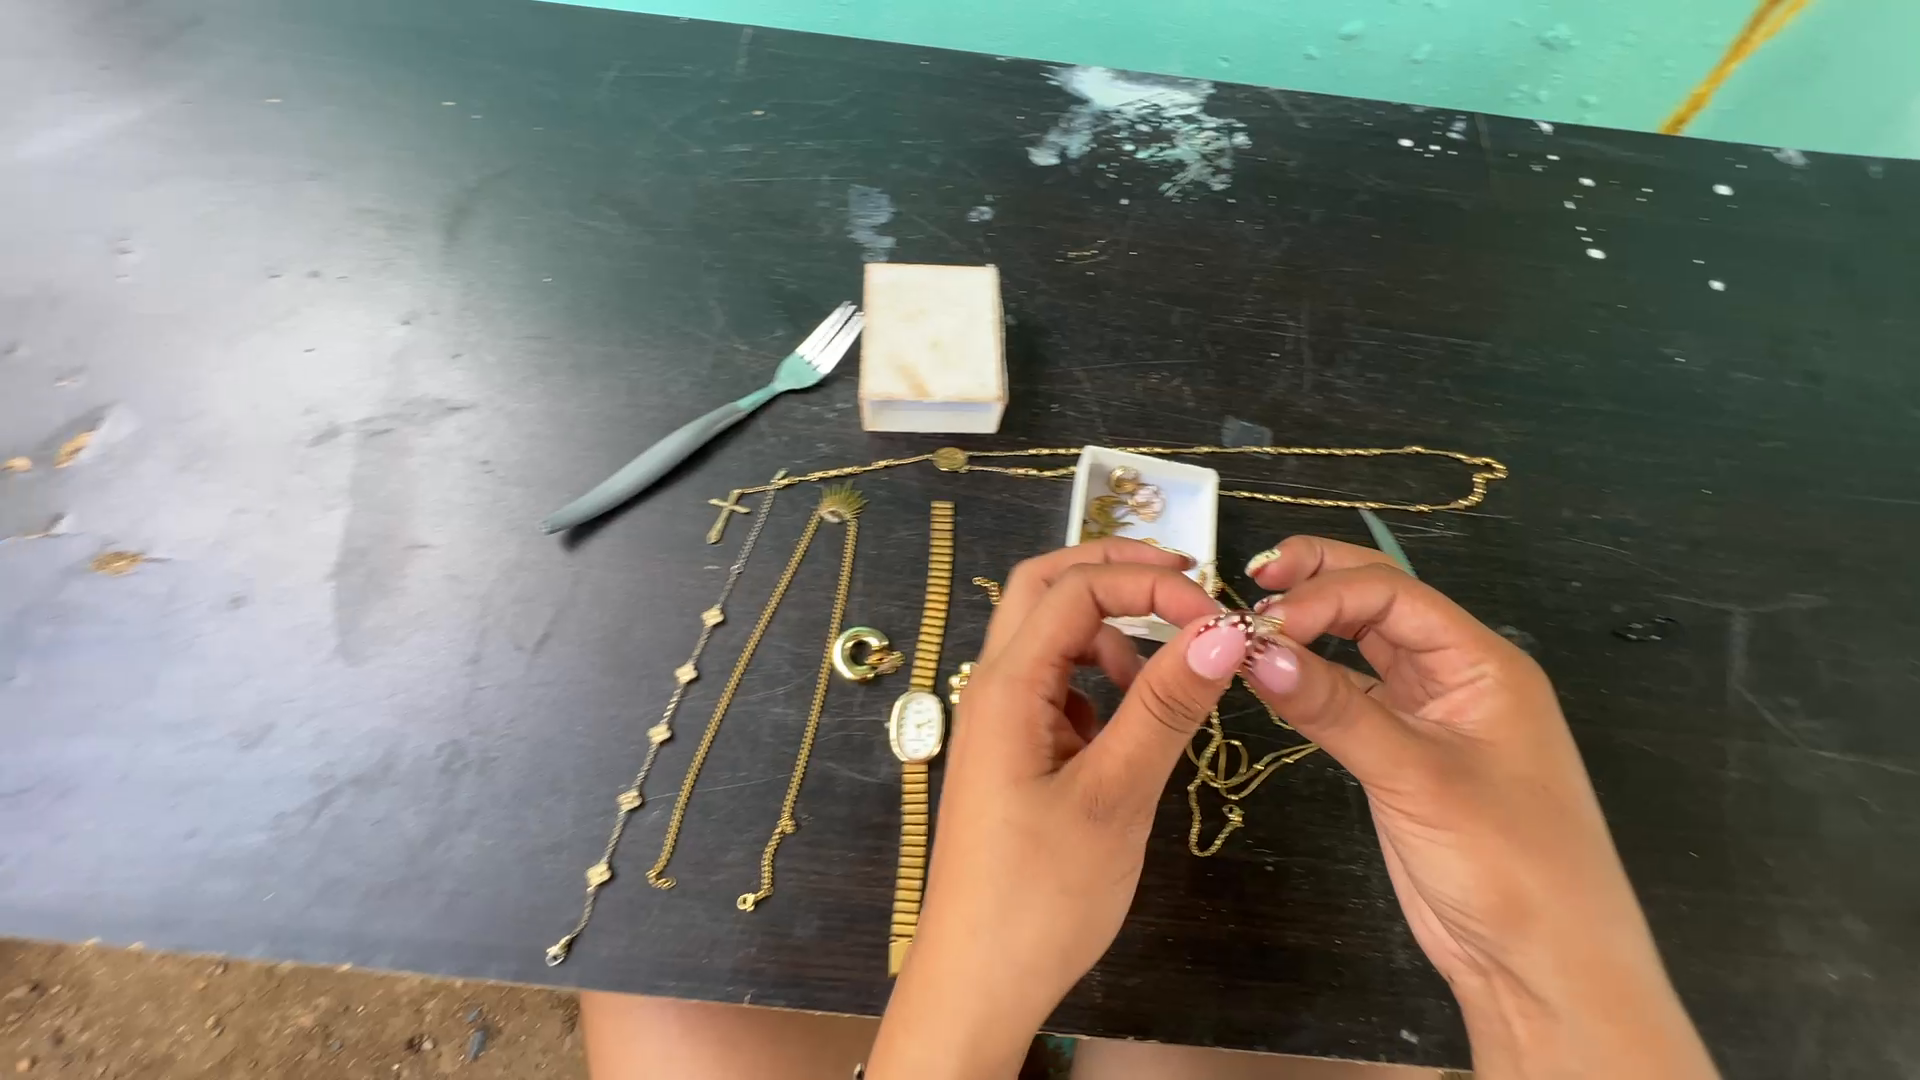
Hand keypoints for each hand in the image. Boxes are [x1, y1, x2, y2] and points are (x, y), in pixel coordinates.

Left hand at [867, 539, 1239, 1079]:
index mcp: (1006, 684)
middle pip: (1044, 589)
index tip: (1212, 612)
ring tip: (1161, 676)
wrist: (979, 979)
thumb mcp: (1114, 796)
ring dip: (1106, 634)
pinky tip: (1125, 728)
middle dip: (1112, 574)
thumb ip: (1164, 707)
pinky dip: (1095, 682)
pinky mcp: (1013, 748)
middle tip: (1183, 584)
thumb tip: (1221, 631)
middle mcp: (993, 685)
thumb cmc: (1042, 894)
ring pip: (1049, 637)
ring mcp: (999, 717)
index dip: (1146, 584)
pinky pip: (1054, 687)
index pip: (1074, 589)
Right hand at [1241, 535, 1717, 1078]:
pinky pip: (1347, 691)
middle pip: (1380, 600)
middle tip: (1253, 576)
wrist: (1543, 969)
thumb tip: (1252, 652)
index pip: (1393, 595)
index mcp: (1481, 663)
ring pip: (1360, 642)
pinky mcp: (1398, 748)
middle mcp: (1453, 674)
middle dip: (1319, 578)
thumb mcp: (1418, 778)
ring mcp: (1426, 711)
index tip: (1262, 621)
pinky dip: (1308, 676)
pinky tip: (1272, 673)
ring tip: (1254, 618)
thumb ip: (1333, 709)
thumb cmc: (1507, 865)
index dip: (1324, 595)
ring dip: (1311, 625)